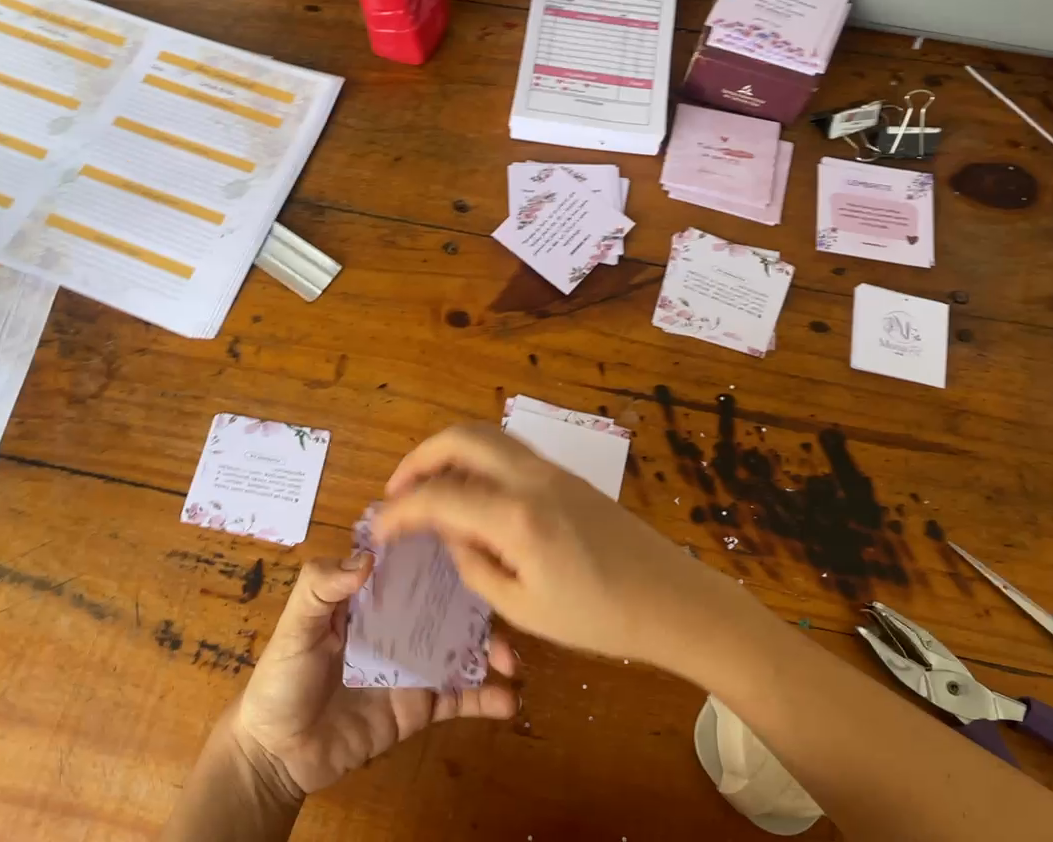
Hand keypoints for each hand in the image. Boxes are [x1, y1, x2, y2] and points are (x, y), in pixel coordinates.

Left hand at [234, 553, 519, 798]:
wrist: (278, 755)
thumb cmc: (281, 680)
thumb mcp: (294, 627)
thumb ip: (321, 587)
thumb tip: (368, 558)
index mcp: (371, 599)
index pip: (411, 567)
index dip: (441, 553)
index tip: (475, 542)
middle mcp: (398, 625)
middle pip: (448, 605)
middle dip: (480, 604)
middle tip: (506, 610)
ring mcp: (413, 665)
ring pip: (462, 647)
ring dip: (491, 650)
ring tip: (511, 662)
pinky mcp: (419, 705)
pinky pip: (458, 698)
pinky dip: (485, 698)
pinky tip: (507, 700)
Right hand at [374, 424, 747, 671]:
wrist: (674, 600)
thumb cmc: (600, 619)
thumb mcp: (525, 608)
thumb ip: (476, 566)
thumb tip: (451, 535)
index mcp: (516, 517)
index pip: (438, 498)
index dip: (399, 511)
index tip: (378, 528)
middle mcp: (531, 478)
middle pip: (461, 437)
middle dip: (419, 457)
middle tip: (398, 490)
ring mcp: (553, 469)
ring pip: (487, 434)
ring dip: (448, 452)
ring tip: (428, 487)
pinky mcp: (567, 475)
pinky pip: (509, 450)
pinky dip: (477, 458)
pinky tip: (471, 493)